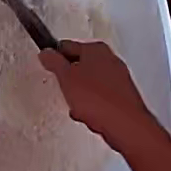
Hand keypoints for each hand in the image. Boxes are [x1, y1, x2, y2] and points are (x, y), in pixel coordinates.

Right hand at [39, 40, 168, 150]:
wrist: (124, 125)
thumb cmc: (99, 99)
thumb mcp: (65, 77)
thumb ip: (53, 62)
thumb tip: (46, 54)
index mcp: (96, 49)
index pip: (67, 45)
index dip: (55, 56)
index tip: (48, 63)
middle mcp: (110, 60)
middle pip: (80, 65)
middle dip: (69, 78)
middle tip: (64, 86)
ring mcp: (118, 79)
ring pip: (90, 83)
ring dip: (81, 95)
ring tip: (77, 105)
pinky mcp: (122, 97)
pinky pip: (100, 98)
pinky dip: (93, 106)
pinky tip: (88, 115)